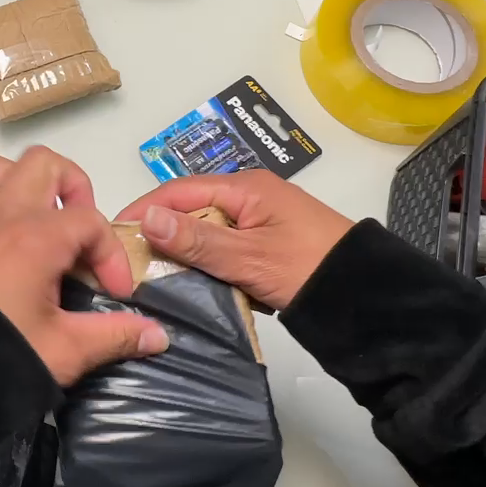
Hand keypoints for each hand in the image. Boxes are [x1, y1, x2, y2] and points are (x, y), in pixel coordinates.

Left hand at [0, 147, 169, 384]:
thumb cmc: (2, 355)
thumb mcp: (66, 350)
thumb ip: (114, 335)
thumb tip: (158, 336)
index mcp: (38, 236)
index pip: (91, 221)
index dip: (112, 254)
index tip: (115, 293)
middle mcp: (4, 214)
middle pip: (46, 165)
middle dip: (74, 189)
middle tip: (81, 235)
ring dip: (25, 187)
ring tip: (40, 224)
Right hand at [115, 171, 354, 310]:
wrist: (372, 299)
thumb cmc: (310, 270)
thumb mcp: (249, 258)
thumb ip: (197, 240)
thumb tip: (147, 219)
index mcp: (244, 187)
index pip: (177, 190)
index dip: (144, 210)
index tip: (113, 234)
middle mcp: (248, 196)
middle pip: (189, 208)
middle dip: (159, 232)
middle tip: (128, 261)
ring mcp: (258, 220)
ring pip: (204, 230)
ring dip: (181, 250)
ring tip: (150, 274)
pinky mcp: (265, 243)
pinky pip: (222, 246)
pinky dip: (204, 262)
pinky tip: (189, 282)